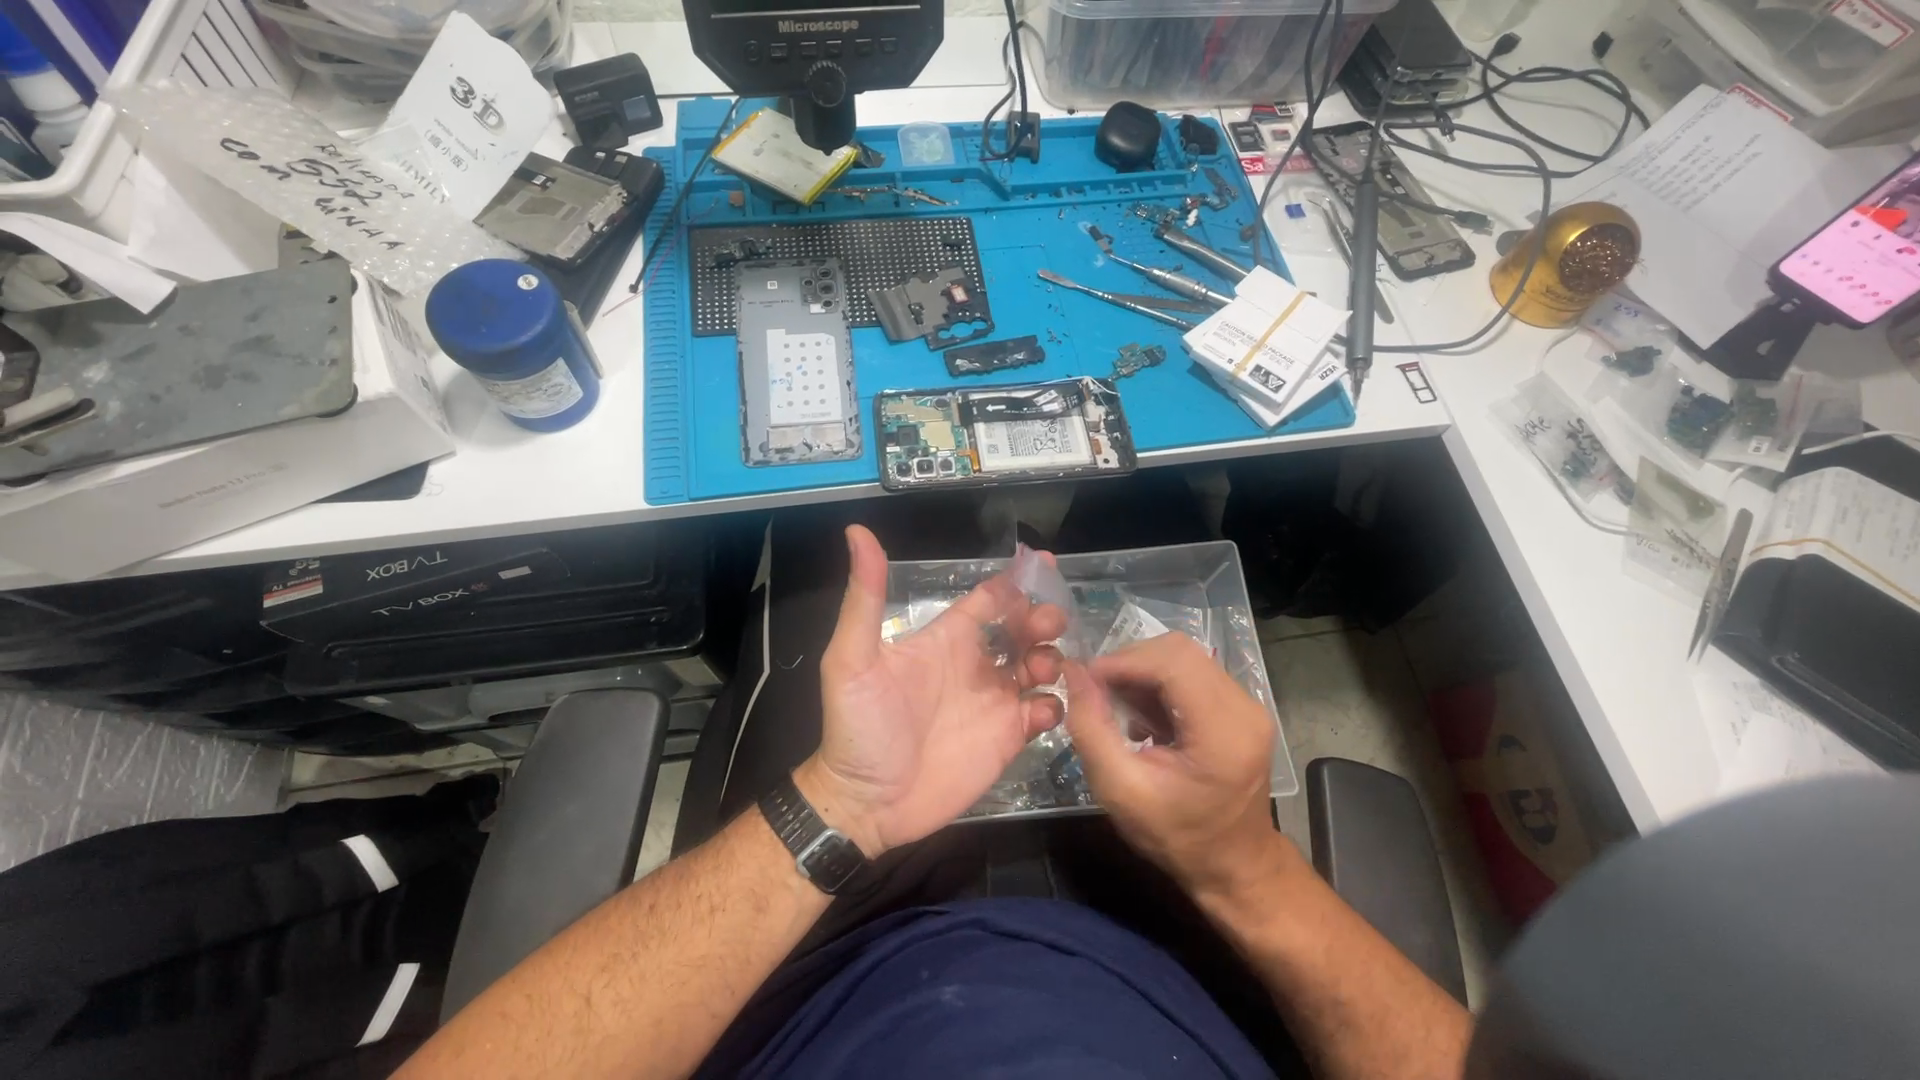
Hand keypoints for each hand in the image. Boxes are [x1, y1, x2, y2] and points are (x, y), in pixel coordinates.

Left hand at [795, 526, 1066, 857]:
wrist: (866, 802)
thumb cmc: (857, 727)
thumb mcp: (852, 658)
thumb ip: (865, 598)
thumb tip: (857, 532)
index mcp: (944, 640)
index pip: (988, 599)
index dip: (1016, 581)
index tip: (1046, 565)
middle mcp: (974, 665)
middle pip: (1022, 629)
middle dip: (1043, 619)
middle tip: (1051, 624)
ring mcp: (994, 703)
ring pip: (1040, 666)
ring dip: (1051, 659)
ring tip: (1042, 669)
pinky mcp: (1008, 739)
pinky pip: (1044, 713)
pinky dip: (1054, 706)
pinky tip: (1042, 710)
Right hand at [1063, 633, 1300, 903]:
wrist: (1233, 866)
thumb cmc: (1177, 836)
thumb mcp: (1120, 790)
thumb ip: (1092, 729)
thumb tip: (1074, 674)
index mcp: (1223, 730)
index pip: (1172, 661)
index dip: (1123, 661)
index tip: (1085, 681)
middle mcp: (1245, 706)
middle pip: (1179, 651)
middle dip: (1130, 664)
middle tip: (1097, 694)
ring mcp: (1247, 705)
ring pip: (1185, 658)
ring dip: (1143, 673)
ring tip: (1118, 710)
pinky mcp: (1240, 709)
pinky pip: (1193, 675)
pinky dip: (1159, 685)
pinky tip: (1142, 719)